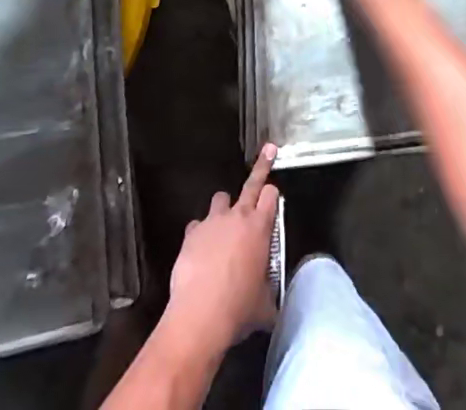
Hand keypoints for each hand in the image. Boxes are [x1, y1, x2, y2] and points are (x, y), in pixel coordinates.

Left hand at [160, 144, 279, 352]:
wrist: (200, 315)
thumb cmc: (240, 308)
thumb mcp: (265, 302)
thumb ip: (269, 292)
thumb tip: (272, 304)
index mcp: (260, 227)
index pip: (272, 195)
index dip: (274, 194)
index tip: (273, 197)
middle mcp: (237, 217)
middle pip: (252, 183)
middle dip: (262, 166)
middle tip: (268, 150)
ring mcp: (212, 222)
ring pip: (221, 198)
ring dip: (225, 207)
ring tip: (225, 225)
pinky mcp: (191, 233)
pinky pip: (198, 224)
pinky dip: (202, 232)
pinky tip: (201, 250)